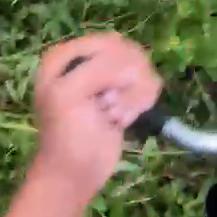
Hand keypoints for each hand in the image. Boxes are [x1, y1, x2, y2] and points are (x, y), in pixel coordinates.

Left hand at [30, 33, 161, 206]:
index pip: (109, 42)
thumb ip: (99, 68)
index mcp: (67, 55)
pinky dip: (141, 103)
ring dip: (134, 96)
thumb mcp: (69, 93)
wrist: (77, 174)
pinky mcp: (125, 93)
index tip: (107, 91)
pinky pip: (149, 83)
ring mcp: (108, 77)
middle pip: (131, 52)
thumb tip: (134, 66)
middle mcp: (88, 61)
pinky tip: (123, 120)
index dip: (116, 66)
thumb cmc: (67, 135)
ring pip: (143, 68)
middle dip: (127, 82)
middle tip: (108, 105)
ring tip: (114, 116)